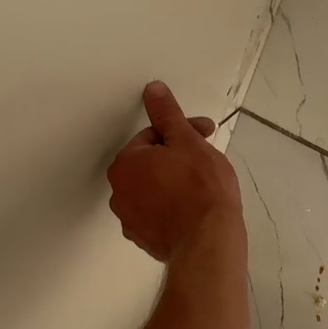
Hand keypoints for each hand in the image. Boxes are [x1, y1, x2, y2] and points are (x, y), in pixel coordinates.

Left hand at [106, 81, 241, 261]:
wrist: (208, 239)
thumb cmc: (201, 186)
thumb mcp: (188, 141)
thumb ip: (167, 114)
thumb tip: (153, 89)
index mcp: (126, 163)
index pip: (152, 136)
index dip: (182, 133)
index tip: (205, 136)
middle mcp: (119, 191)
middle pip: (149, 163)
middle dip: (176, 157)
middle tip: (206, 160)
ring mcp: (130, 219)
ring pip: (153, 189)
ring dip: (173, 182)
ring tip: (202, 187)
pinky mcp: (144, 239)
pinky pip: (158, 213)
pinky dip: (173, 206)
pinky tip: (194, 209)